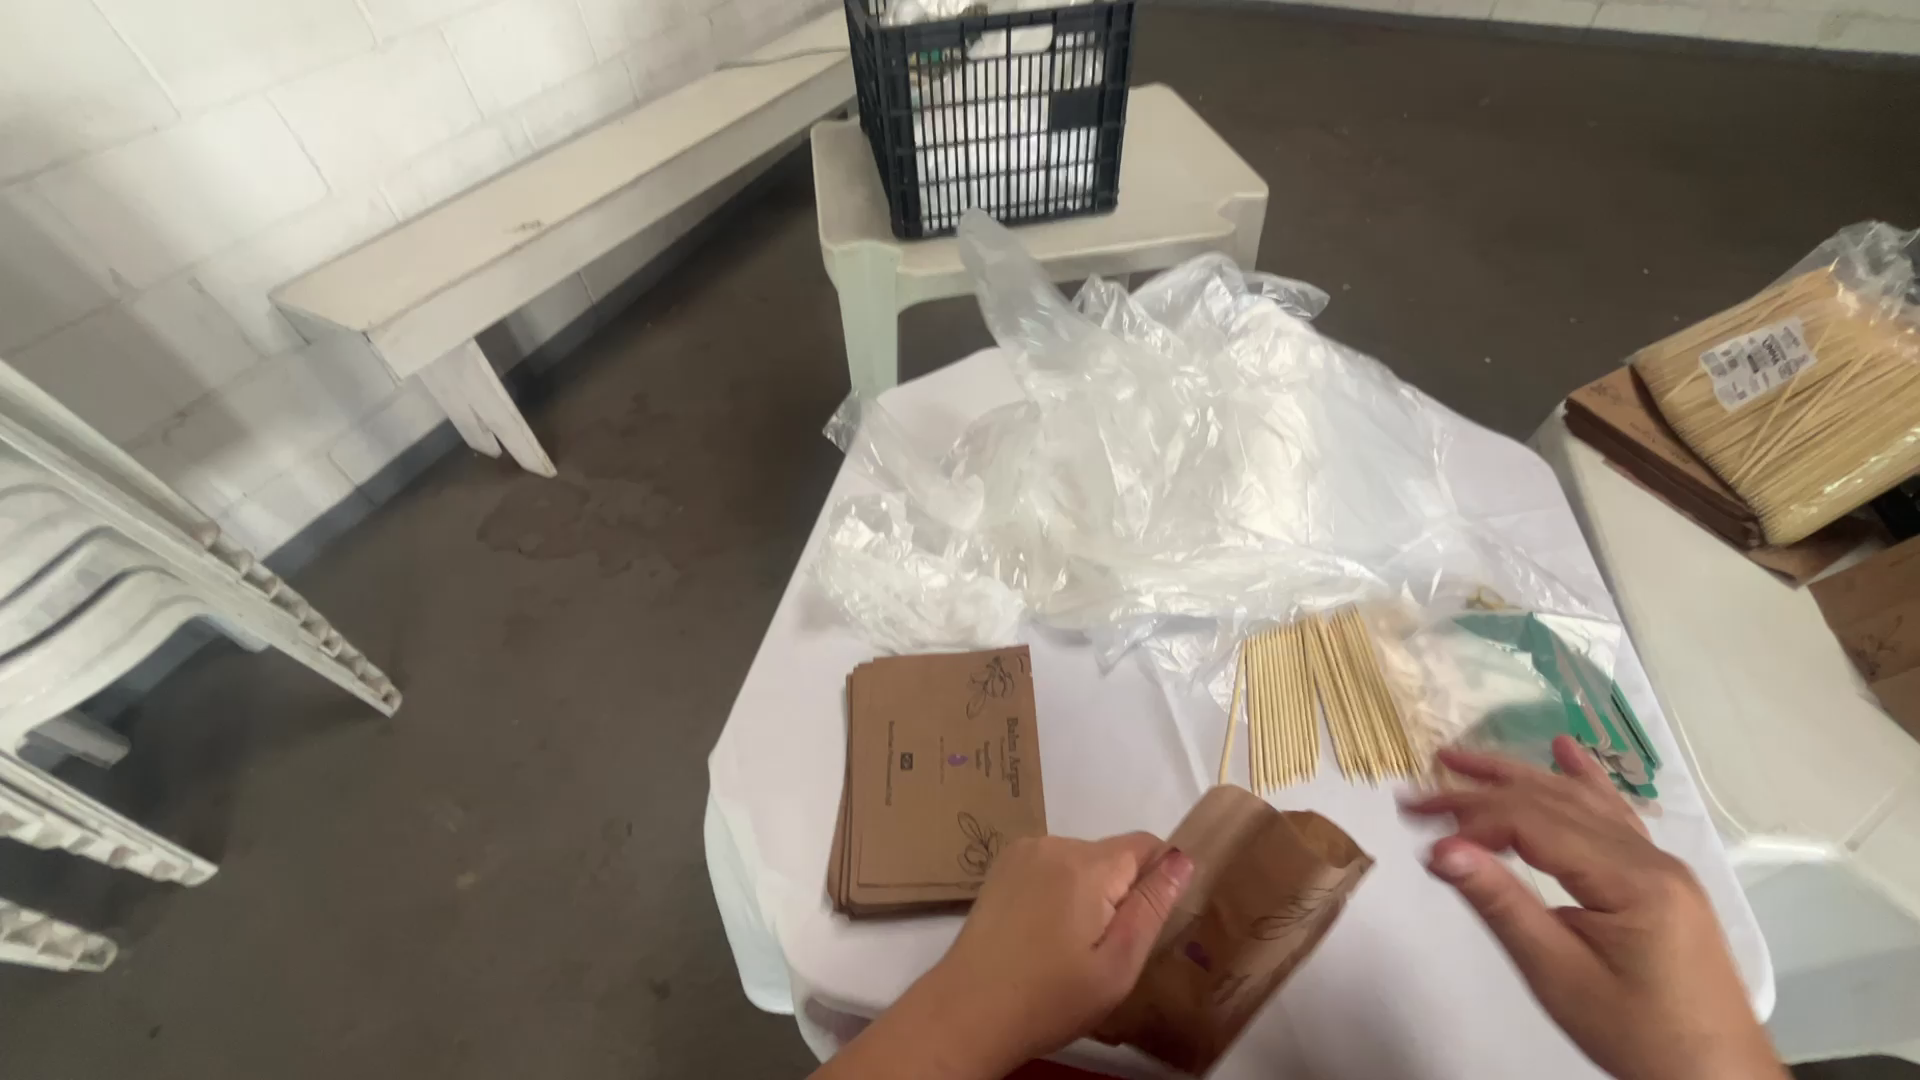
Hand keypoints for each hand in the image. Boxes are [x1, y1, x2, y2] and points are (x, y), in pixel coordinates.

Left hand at [813, 833, 1193, 1079]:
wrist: (970, 1007)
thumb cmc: (1051, 996)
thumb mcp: (1117, 964)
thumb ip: (1151, 905)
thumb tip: (1182, 858)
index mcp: (1087, 864)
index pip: (1145, 844)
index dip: (1159, 878)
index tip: (1148, 921)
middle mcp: (1054, 843)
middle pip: (1111, 854)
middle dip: (1120, 891)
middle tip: (1105, 947)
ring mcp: (1024, 850)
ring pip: (1081, 860)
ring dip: (1089, 891)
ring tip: (1070, 944)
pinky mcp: (1003, 863)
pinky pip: (1051, 864)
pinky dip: (1059, 889)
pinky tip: (1044, 931)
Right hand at [1401, 736, 1786, 1079]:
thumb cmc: (1636, 1035)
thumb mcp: (1556, 973)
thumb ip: (1498, 902)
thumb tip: (1439, 848)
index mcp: (1631, 881)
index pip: (1532, 823)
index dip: (1470, 819)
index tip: (1420, 831)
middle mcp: (1650, 860)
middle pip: (1549, 802)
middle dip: (1477, 791)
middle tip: (1417, 789)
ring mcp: (1660, 866)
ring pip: (1577, 800)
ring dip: (1514, 776)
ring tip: (1458, 759)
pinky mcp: (1659, 878)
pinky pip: (1614, 815)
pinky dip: (1583, 779)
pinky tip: (1565, 750)